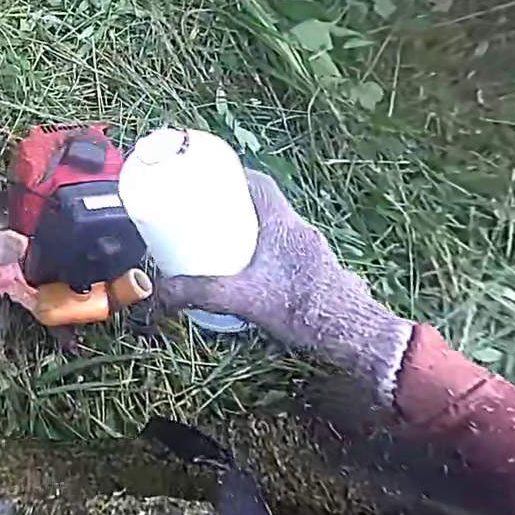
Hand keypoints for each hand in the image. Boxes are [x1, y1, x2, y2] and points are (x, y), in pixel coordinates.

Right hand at [154, 170, 412, 401]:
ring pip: (273, 227)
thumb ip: (197, 293)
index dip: (233, 176)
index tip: (207, 177)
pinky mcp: (317, 270)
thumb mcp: (242, 299)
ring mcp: (312, 250)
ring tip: (217, 239)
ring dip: (246, 228)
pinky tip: (246, 267)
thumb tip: (157, 292)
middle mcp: (300, 231)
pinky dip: (260, 247)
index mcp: (284, 226)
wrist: (358, 339)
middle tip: (200, 211)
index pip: (260, 185)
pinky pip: (282, 246)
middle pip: (262, 204)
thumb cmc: (303, 310)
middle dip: (231, 204)